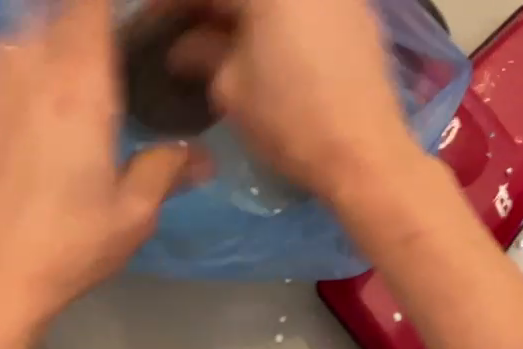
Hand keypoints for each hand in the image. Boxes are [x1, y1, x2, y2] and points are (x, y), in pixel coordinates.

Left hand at [0, 0, 197, 343]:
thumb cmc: (71, 245)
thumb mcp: (134, 214)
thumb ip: (167, 170)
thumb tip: (203, 156)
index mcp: (80, 85)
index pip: (93, 5)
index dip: (115, 8)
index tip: (141, 20)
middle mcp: (29, 62)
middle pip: (60, 10)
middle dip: (89, 25)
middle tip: (119, 61)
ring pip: (25, 26)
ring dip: (53, 38)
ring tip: (79, 73)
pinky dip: (18, 54)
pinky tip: (32, 86)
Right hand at [161, 0, 422, 202]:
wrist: (368, 158)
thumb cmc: (292, 120)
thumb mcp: (232, 88)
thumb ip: (201, 55)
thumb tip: (184, 50)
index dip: (172, 7)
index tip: (154, 27)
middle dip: (212, 12)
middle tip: (186, 38)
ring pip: (276, 2)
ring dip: (244, 18)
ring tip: (220, 47)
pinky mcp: (360, 19)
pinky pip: (306, 10)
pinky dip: (279, 22)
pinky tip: (262, 50)